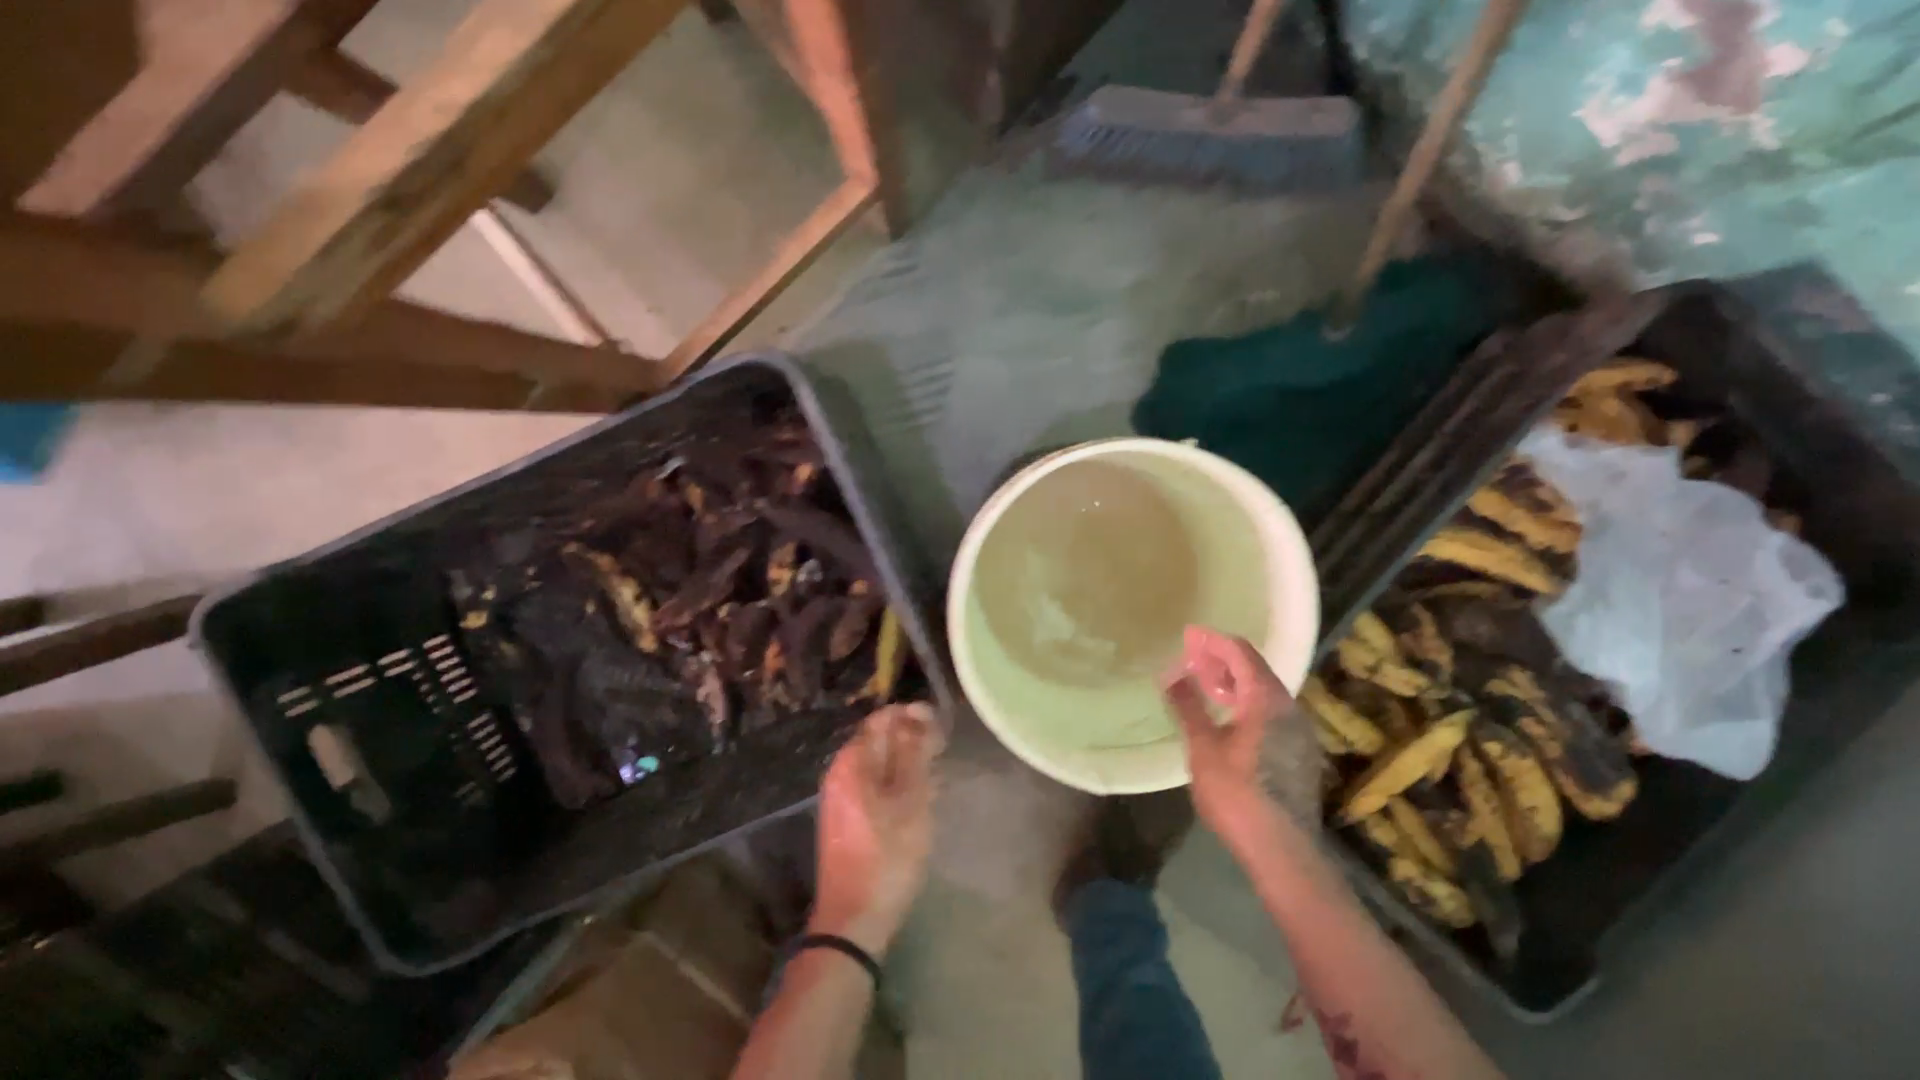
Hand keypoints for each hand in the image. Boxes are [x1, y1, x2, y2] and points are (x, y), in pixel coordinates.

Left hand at [810, 702, 941, 956]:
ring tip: (937, 774)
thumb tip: (917, 716)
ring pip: (878, 766)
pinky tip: (919, 801)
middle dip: (912, 739)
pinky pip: (874, 787)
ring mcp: (840, 799)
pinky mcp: (847, 821)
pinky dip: (897, 785)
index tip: (943, 725)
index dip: (912, 715)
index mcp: (851, 763)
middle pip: (878, 741)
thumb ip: (914, 755)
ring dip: (907, 763)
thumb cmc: (887, 857)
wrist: (853, 920)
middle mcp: (840, 774)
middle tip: (944, 752)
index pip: (881, 719)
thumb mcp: (910, 802)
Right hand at [1163, 625, 1294, 840]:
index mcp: (1267, 699)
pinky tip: (1228, 720)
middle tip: (1191, 659)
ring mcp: (1299, 732)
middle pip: (1256, 670)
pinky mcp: (1299, 753)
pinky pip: (1271, 713)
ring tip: (1206, 686)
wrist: (1282, 850)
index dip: (1214, 641)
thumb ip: (1188, 707)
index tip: (1188, 635)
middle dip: (1222, 660)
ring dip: (1235, 683)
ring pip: (1265, 693)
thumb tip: (1171, 674)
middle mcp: (1290, 708)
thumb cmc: (1238, 795)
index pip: (1242, 653)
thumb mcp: (1203, 748)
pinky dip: (1247, 703)